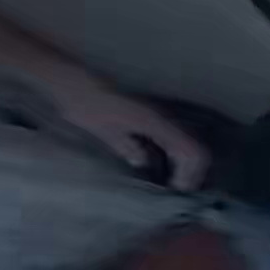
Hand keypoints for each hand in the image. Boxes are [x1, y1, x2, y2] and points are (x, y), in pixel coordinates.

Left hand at [49, 80, 208, 190]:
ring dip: (186, 164)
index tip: (178, 188)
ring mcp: (163, 120)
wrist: (72, 80)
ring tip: (175, 179)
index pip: (191, 153)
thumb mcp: (104, 130)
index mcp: (160, 126)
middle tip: (180, 187)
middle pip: (196, 151)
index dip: (190, 173)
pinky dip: (176, 156)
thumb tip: (143, 163)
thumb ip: (128, 148)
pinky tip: (164, 164)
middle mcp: (168, 122)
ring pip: (189, 146)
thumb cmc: (86, 105)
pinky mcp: (154, 119)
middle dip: (192, 171)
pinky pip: (176, 141)